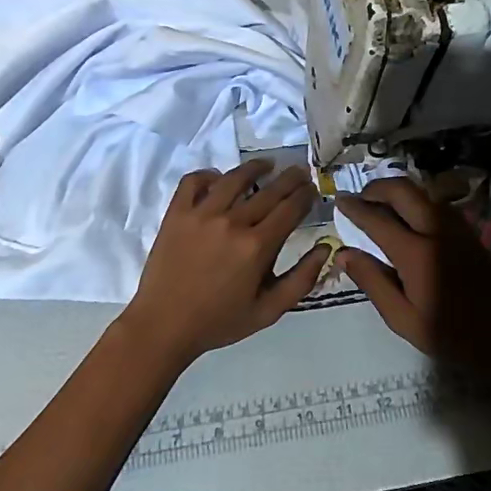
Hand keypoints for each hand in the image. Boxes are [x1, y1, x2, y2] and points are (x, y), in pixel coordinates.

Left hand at [121, 160, 325, 362]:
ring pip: (234, 178)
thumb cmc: (220, 321)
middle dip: (289, 178)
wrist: (164, 325)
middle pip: (269, 190)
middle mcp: (232, 223)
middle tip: (299, 171)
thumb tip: (325, 248)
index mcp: (257, 247)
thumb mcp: (269, 311)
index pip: (290, 209)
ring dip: (254, 168)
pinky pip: (194, 182)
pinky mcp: (176, 213)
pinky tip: (218, 179)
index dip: (305, 195)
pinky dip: (208, 175)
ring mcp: (201, 214)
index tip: (312, 189)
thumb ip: (302, 280)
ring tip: (266, 165)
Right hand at [335, 177, 490, 376]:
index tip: (339, 200)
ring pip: (423, 192)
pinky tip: (409, 215)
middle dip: (377, 188)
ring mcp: (457, 228)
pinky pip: (438, 203)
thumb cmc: (447, 334)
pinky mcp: (469, 232)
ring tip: (380, 204)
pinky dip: (417, 200)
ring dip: (398, 191)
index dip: (355, 208)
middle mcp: (437, 231)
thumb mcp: (401, 318)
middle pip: (403, 191)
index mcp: (416, 253)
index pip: (377, 219)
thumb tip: (344, 254)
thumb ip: (372, 281)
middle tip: (360, 198)